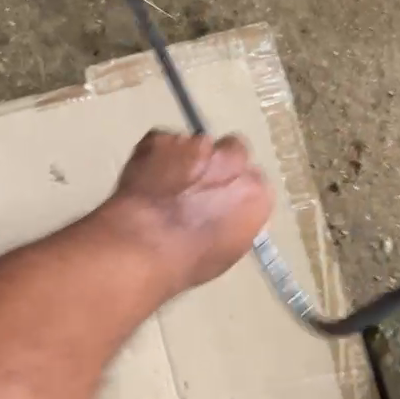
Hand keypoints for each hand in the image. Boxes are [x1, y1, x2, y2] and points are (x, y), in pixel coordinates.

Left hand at [104, 130, 271, 291]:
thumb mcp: (229, 248)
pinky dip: (154, 155)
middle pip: (231, 150)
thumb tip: (227, 208)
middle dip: (217, 162)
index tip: (220, 198)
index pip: (252, 179)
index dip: (233, 187)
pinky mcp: (160, 138)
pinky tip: (144, 177)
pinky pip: (160, 142)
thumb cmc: (189, 260)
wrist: (144, 243)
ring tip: (163, 183)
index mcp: (255, 191)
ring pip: (193, 144)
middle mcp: (231, 160)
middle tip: (195, 183)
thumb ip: (236, 217)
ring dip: (183, 158)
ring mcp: (194, 144)